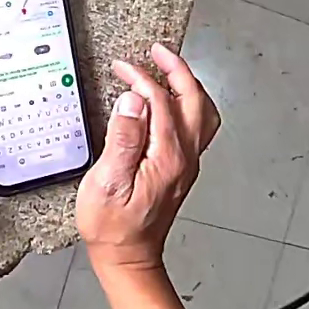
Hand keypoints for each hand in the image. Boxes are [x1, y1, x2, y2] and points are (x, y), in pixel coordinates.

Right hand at [75, 43, 219, 273]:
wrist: (127, 256)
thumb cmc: (113, 224)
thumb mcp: (108, 181)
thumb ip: (123, 138)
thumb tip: (133, 101)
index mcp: (167, 156)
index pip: (161, 102)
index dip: (142, 78)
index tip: (123, 67)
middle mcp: (184, 157)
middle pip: (193, 101)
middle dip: (177, 70)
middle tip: (157, 51)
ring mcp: (186, 163)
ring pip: (200, 113)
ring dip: (186, 85)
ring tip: (166, 69)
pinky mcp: (180, 169)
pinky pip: (194, 126)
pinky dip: (185, 103)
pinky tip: (168, 103)